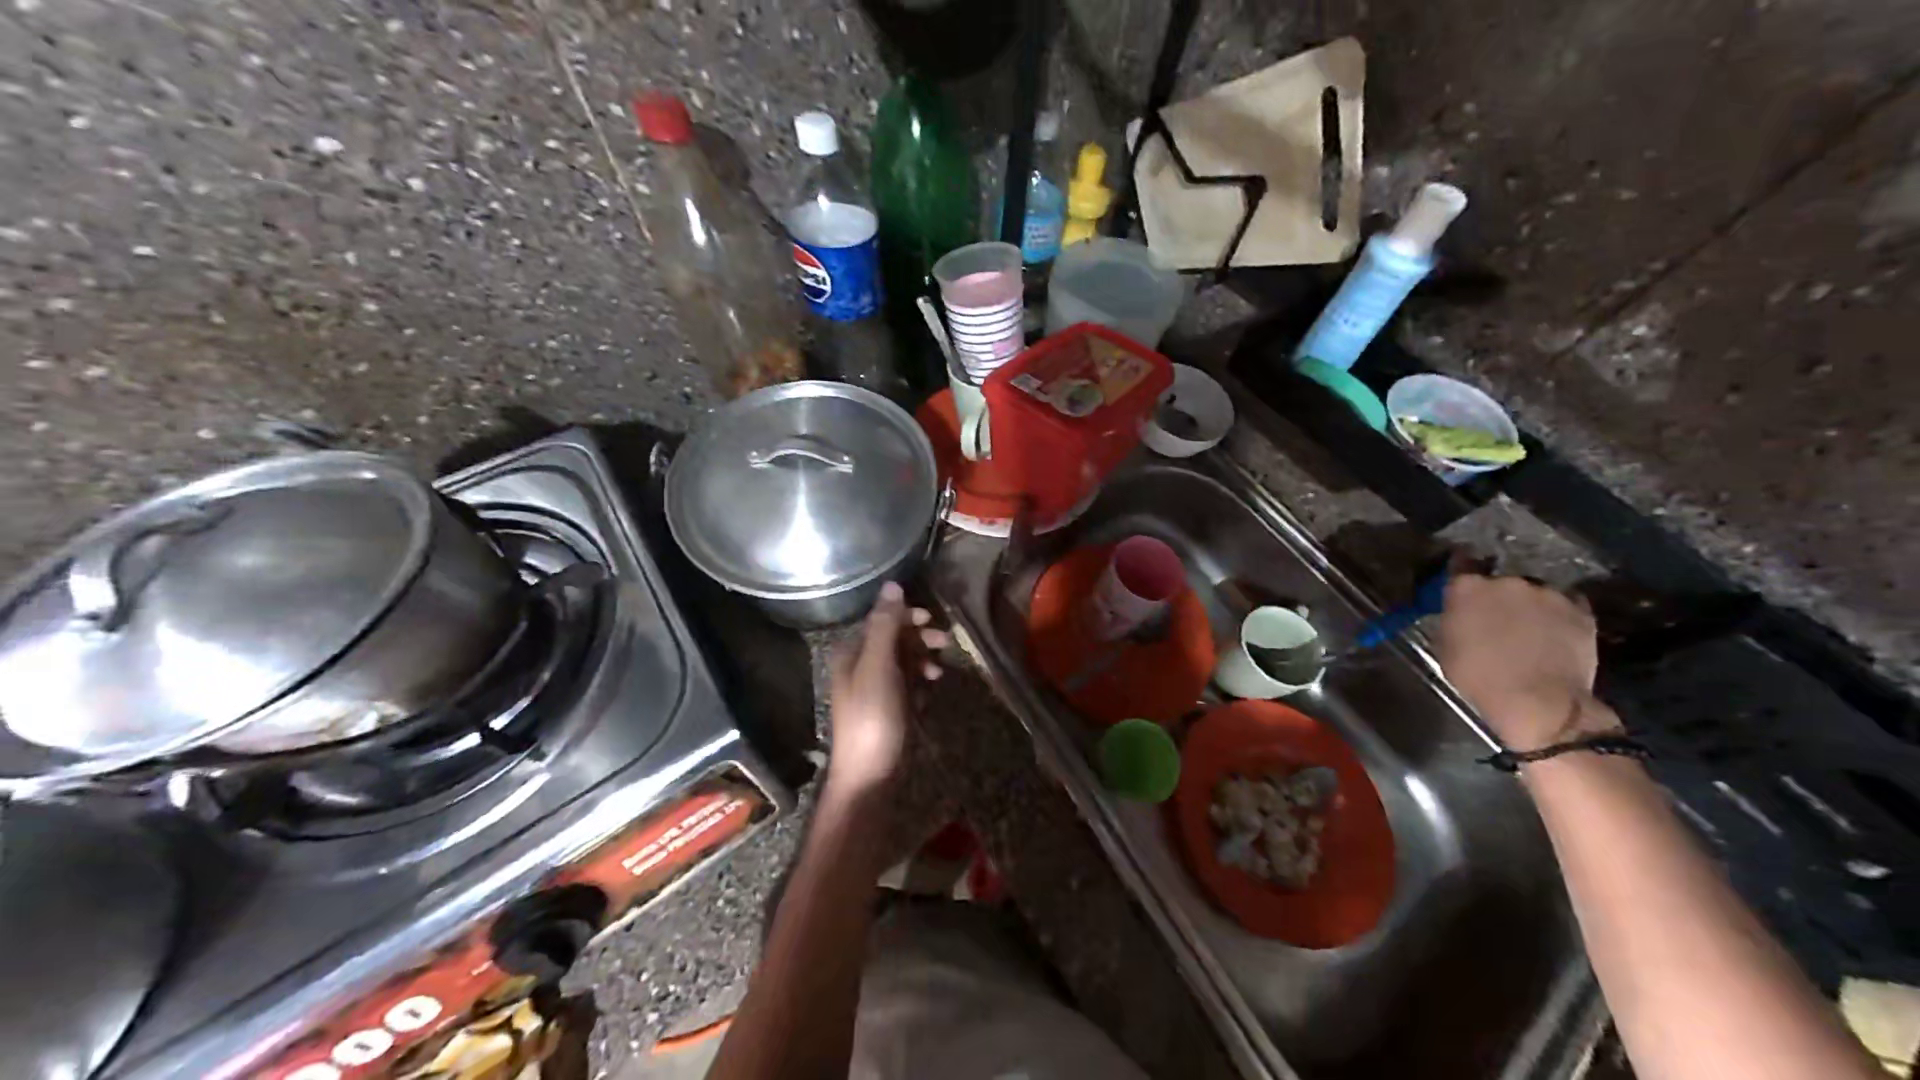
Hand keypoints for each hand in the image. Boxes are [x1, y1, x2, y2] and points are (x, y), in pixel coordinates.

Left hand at [825, 583, 947, 798]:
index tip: (933, 622)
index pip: (881, 621)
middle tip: (945, 645)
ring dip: (923, 663)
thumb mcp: (879, 666)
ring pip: (904, 664)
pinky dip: (919, 687)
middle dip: (919, 641)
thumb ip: (886, 625)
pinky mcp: (888, 712)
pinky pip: (907, 687)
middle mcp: (859, 668)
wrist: (869, 777)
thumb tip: (892, 584)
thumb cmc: (873, 717)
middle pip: (894, 641)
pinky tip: (928, 697)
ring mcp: (874, 691)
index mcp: (850, 653)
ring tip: (938, 676)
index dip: (907, 617)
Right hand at [1436, 574, 1616, 750]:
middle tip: (1497, 618)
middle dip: (1498, 596)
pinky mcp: (1580, 610)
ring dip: (1529, 606)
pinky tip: (1555, 632)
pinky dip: (1558, 615)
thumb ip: (1454, 619)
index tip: (1463, 581)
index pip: (1460, 563)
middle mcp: (1507, 582)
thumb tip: (1462, 612)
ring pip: (1534, 593)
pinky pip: (1566, 605)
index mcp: (1467, 588)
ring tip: (1530, 630)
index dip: (1461, 571)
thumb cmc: (1478, 677)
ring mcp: (1547, 594)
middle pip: (1500, 581)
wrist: (1537, 701)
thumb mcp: (1446, 645)